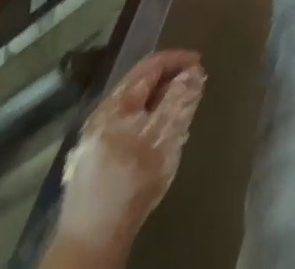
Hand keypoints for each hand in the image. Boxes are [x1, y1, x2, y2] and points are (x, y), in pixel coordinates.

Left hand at [57, 50, 204, 245]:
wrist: (93, 233)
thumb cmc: (133, 178)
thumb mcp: (164, 136)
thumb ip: (180, 101)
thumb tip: (194, 70)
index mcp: (117, 103)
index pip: (149, 66)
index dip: (176, 59)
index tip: (201, 62)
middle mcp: (102, 114)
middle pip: (139, 85)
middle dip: (169, 80)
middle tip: (195, 86)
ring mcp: (95, 137)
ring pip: (133, 107)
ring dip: (159, 100)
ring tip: (181, 109)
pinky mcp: (95, 158)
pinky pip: (127, 125)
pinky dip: (148, 119)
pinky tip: (157, 138)